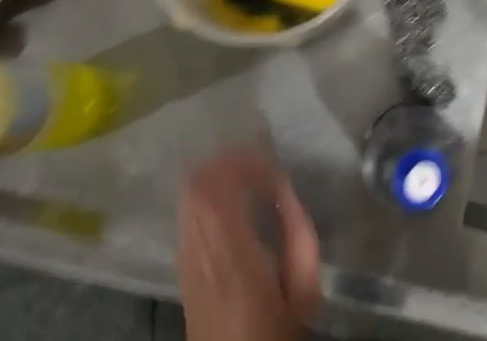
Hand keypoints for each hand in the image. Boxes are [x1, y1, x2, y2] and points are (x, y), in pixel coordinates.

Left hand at [178, 152, 321, 340]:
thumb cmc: (275, 331)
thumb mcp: (305, 288)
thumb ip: (300, 235)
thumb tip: (287, 190)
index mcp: (233, 256)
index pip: (217, 189)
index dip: (242, 164)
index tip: (272, 167)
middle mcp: (200, 251)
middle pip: (196, 185)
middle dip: (227, 162)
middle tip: (258, 163)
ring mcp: (185, 258)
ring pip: (187, 195)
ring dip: (215, 176)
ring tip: (245, 176)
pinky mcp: (181, 265)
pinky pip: (188, 212)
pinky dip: (207, 195)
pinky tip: (230, 201)